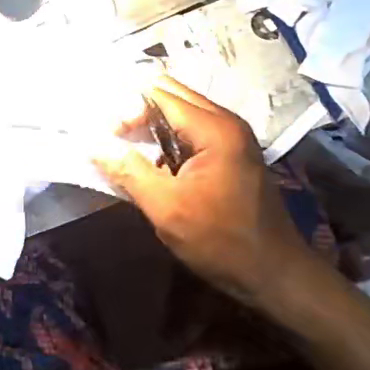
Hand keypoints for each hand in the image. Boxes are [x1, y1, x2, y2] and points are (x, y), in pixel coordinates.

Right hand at [93, 76, 309, 306]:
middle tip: (116, 139)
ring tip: (129, 149)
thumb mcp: (166, 208)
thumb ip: (129, 171)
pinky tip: (155, 162)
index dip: (129, 110)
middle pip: (173, 95)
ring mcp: (234, 137)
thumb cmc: (220, 241)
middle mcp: (227, 122)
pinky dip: (170, 138)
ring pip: (183, 112)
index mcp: (215, 129)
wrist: (274, 273)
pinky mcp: (233, 153)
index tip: (109, 138)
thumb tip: (95, 146)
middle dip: (140, 111)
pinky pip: (194, 130)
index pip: (161, 96)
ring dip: (154, 125)